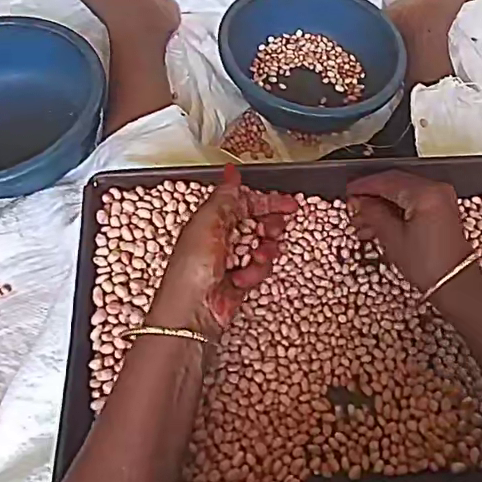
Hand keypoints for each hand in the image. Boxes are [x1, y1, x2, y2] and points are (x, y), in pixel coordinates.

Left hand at [148, 166, 297, 340]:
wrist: (192, 309)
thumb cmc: (193, 267)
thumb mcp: (208, 222)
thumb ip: (225, 197)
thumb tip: (231, 171)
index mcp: (213, 219)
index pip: (245, 204)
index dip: (268, 202)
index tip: (289, 204)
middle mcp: (223, 238)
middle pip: (258, 224)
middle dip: (270, 227)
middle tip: (274, 230)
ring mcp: (233, 260)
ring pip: (263, 247)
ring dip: (263, 252)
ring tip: (257, 257)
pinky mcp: (240, 280)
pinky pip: (260, 269)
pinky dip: (255, 273)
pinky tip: (243, 278)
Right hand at [347, 170, 477, 296]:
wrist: (454, 283)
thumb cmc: (427, 264)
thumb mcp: (393, 238)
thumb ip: (373, 213)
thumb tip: (358, 202)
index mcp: (425, 193)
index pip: (387, 181)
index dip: (364, 186)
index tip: (348, 191)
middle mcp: (436, 190)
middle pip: (396, 184)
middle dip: (372, 195)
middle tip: (353, 206)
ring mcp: (441, 199)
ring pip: (403, 194)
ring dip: (382, 205)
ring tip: (362, 222)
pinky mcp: (441, 211)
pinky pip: (413, 203)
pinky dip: (395, 211)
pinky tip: (378, 225)